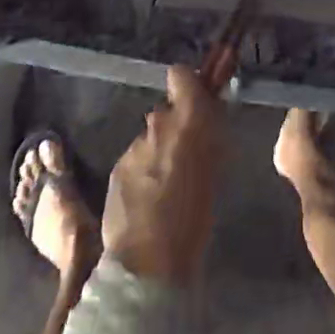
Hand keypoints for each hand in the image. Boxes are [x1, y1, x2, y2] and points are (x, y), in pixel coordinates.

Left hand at [101, 66, 223, 284]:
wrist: (148, 259)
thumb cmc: (196, 214)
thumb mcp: (218, 165)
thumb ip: (210, 132)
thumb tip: (210, 110)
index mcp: (189, 119)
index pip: (180, 74)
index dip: (188, 83)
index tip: (197, 99)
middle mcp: (158, 125)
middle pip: (167, 109)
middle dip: (176, 125)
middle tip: (188, 152)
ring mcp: (134, 146)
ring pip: (151, 137)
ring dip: (159, 149)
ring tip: (167, 181)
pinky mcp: (117, 168)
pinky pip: (136, 158)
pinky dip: (143, 169)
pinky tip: (149, 196)